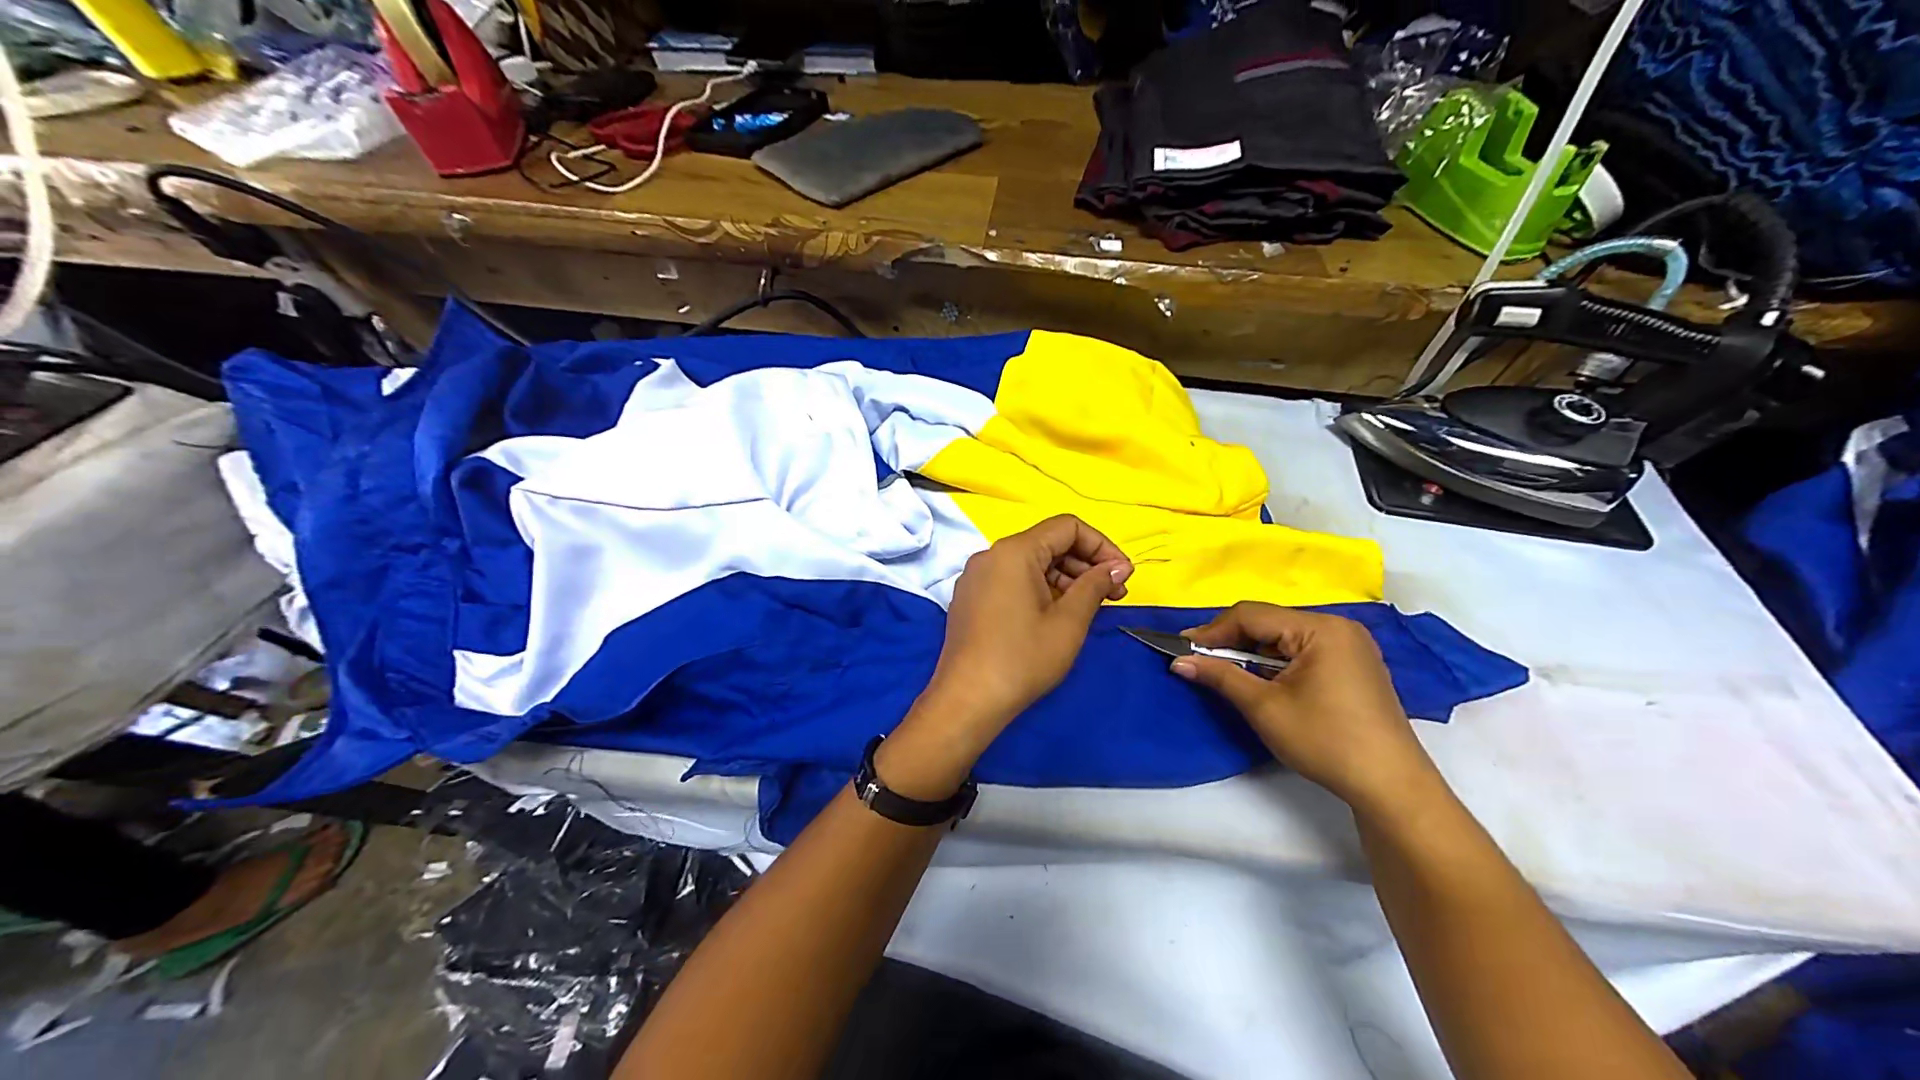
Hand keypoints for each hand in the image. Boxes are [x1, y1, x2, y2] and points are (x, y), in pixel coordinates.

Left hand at [877, 516, 1130, 799]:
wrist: (968, 699)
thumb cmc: (1023, 659)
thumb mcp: (1068, 622)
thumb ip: (1095, 586)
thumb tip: (1116, 567)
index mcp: (1014, 551)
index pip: (1067, 527)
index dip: (1102, 546)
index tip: (1122, 576)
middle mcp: (991, 556)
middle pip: (1048, 543)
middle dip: (1085, 564)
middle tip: (1114, 595)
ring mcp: (976, 577)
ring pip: (1031, 564)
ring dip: (1065, 579)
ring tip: (1090, 609)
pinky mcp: (970, 599)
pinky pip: (1012, 581)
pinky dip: (1040, 590)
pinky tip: (1058, 616)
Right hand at [1172, 602, 1436, 811]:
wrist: (1389, 785)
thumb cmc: (1325, 740)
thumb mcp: (1264, 707)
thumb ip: (1220, 676)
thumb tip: (1179, 661)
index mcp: (1321, 628)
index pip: (1252, 615)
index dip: (1213, 631)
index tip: (1182, 649)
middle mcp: (1339, 627)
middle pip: (1270, 623)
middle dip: (1232, 642)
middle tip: (1200, 662)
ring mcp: (1352, 646)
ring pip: (1285, 637)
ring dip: (1254, 653)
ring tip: (1228, 675)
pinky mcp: (1355, 666)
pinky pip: (1305, 650)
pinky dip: (1278, 662)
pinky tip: (1265, 683)